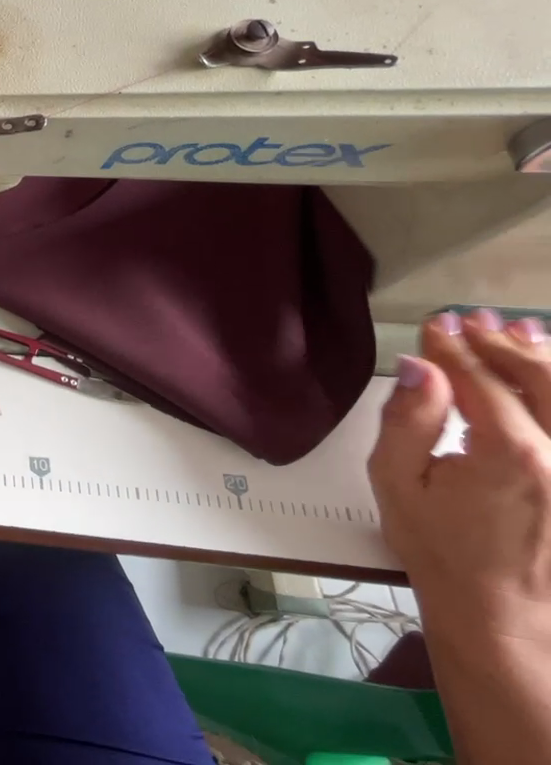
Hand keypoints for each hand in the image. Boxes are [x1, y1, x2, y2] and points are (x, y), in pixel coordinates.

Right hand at [368, 310, 550, 646]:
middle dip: (504, 345)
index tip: (435, 323)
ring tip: (517, 331)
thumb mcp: (397, 481)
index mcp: (510, 454)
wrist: (508, 612)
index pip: (479, 381)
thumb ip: (409, 419)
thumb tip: (417, 367)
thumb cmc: (438, 545)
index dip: (454, 348)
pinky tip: (549, 372)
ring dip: (545, 359)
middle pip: (544, 380)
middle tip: (472, 320)